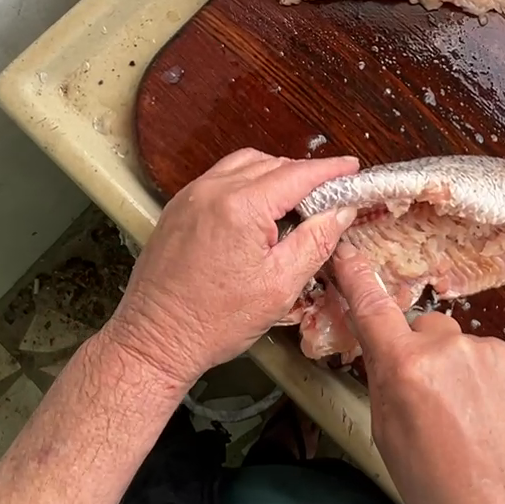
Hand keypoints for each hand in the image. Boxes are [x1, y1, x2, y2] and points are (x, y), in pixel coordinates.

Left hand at [104, 149, 359, 390]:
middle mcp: (213, 189)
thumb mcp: (280, 286)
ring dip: (274, 173)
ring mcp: (191, 195)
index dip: (329, 169)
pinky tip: (257, 208)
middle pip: (271, 164)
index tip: (352, 167)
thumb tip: (341, 211)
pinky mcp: (178, 206)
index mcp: (241, 206)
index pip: (297, 174)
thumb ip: (315, 241)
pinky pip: (220, 177)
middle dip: (303, 174)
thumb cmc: (215, 321)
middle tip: (328, 194)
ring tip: (295, 200)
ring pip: (244, 164)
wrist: (153, 340)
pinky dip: (246, 181)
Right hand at [333, 246, 504, 503]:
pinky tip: (500, 422)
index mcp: (407, 369)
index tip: (348, 255)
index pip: (372, 307)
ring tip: (475, 424)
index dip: (355, 277)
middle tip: (436, 402)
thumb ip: (385, 385)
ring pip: (465, 348)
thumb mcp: (391, 441)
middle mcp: (449, 351)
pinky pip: (499, 362)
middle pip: (426, 329)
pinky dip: (497, 385)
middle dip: (425, 354)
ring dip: (465, 374)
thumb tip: (385, 356)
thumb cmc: (451, 497)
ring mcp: (493, 354)